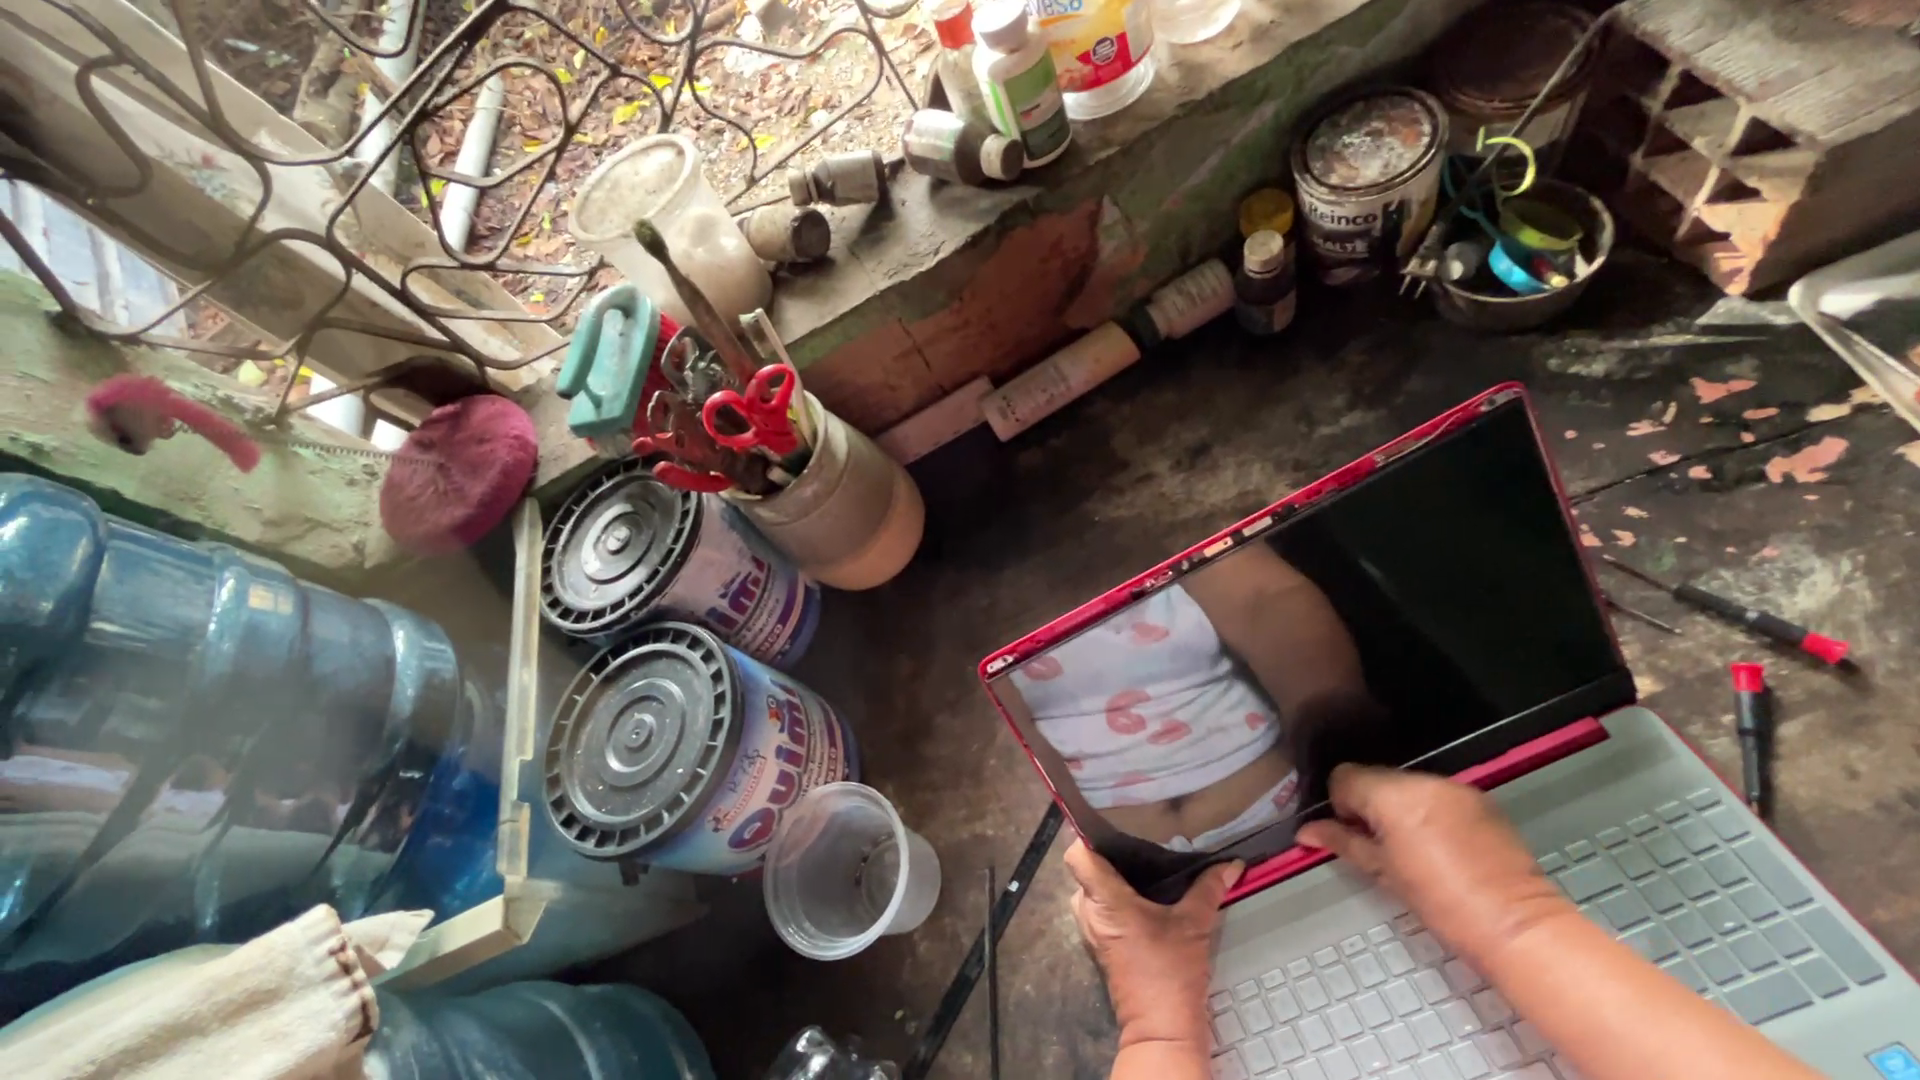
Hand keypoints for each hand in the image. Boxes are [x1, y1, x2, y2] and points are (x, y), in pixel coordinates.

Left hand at [1064, 839, 1241, 1050]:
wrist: (1162, 1029)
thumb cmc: (1170, 972)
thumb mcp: (1194, 926)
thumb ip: (1209, 889)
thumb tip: (1232, 864)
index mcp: (1102, 900)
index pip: (1077, 855)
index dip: (1088, 836)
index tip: (1110, 824)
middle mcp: (1088, 911)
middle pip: (1086, 869)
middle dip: (1108, 855)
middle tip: (1136, 838)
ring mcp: (1091, 929)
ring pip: (1093, 889)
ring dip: (1113, 879)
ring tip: (1142, 861)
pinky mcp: (1100, 944)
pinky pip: (1100, 908)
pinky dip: (1117, 898)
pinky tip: (1143, 892)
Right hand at [1295, 765, 1572, 967]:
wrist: (1517, 924)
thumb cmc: (1443, 904)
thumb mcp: (1383, 874)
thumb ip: (1342, 843)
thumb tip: (1306, 832)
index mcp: (1393, 795)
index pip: (1344, 776)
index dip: (1341, 805)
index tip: (1353, 833)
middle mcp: (1423, 781)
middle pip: (1375, 776)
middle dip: (1370, 804)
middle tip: (1380, 845)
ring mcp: (1455, 787)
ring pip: (1406, 784)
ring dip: (1399, 807)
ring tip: (1413, 848)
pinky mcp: (1480, 799)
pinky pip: (1437, 794)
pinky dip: (1429, 810)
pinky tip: (1441, 845)